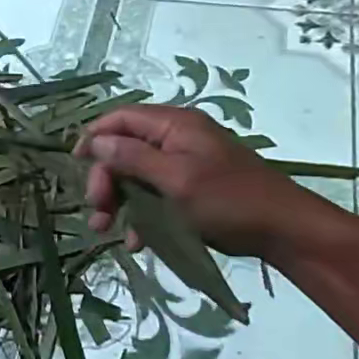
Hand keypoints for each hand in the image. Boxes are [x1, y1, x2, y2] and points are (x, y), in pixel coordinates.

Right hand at [76, 104, 293, 258]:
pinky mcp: (190, 189)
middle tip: (97, 209)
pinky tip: (137, 241)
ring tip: (107, 230)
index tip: (75, 164)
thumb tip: (96, 140)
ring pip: (136, 175)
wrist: (283, 231)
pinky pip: (154, 195)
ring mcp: (184, 164)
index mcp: (175, 125)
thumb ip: (133, 157)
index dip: (94, 136)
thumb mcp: (176, 178)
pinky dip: (141, 215)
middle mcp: (177, 138)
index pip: (121, 118)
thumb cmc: (229, 200)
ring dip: (118, 201)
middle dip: (106, 179)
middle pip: (124, 149)